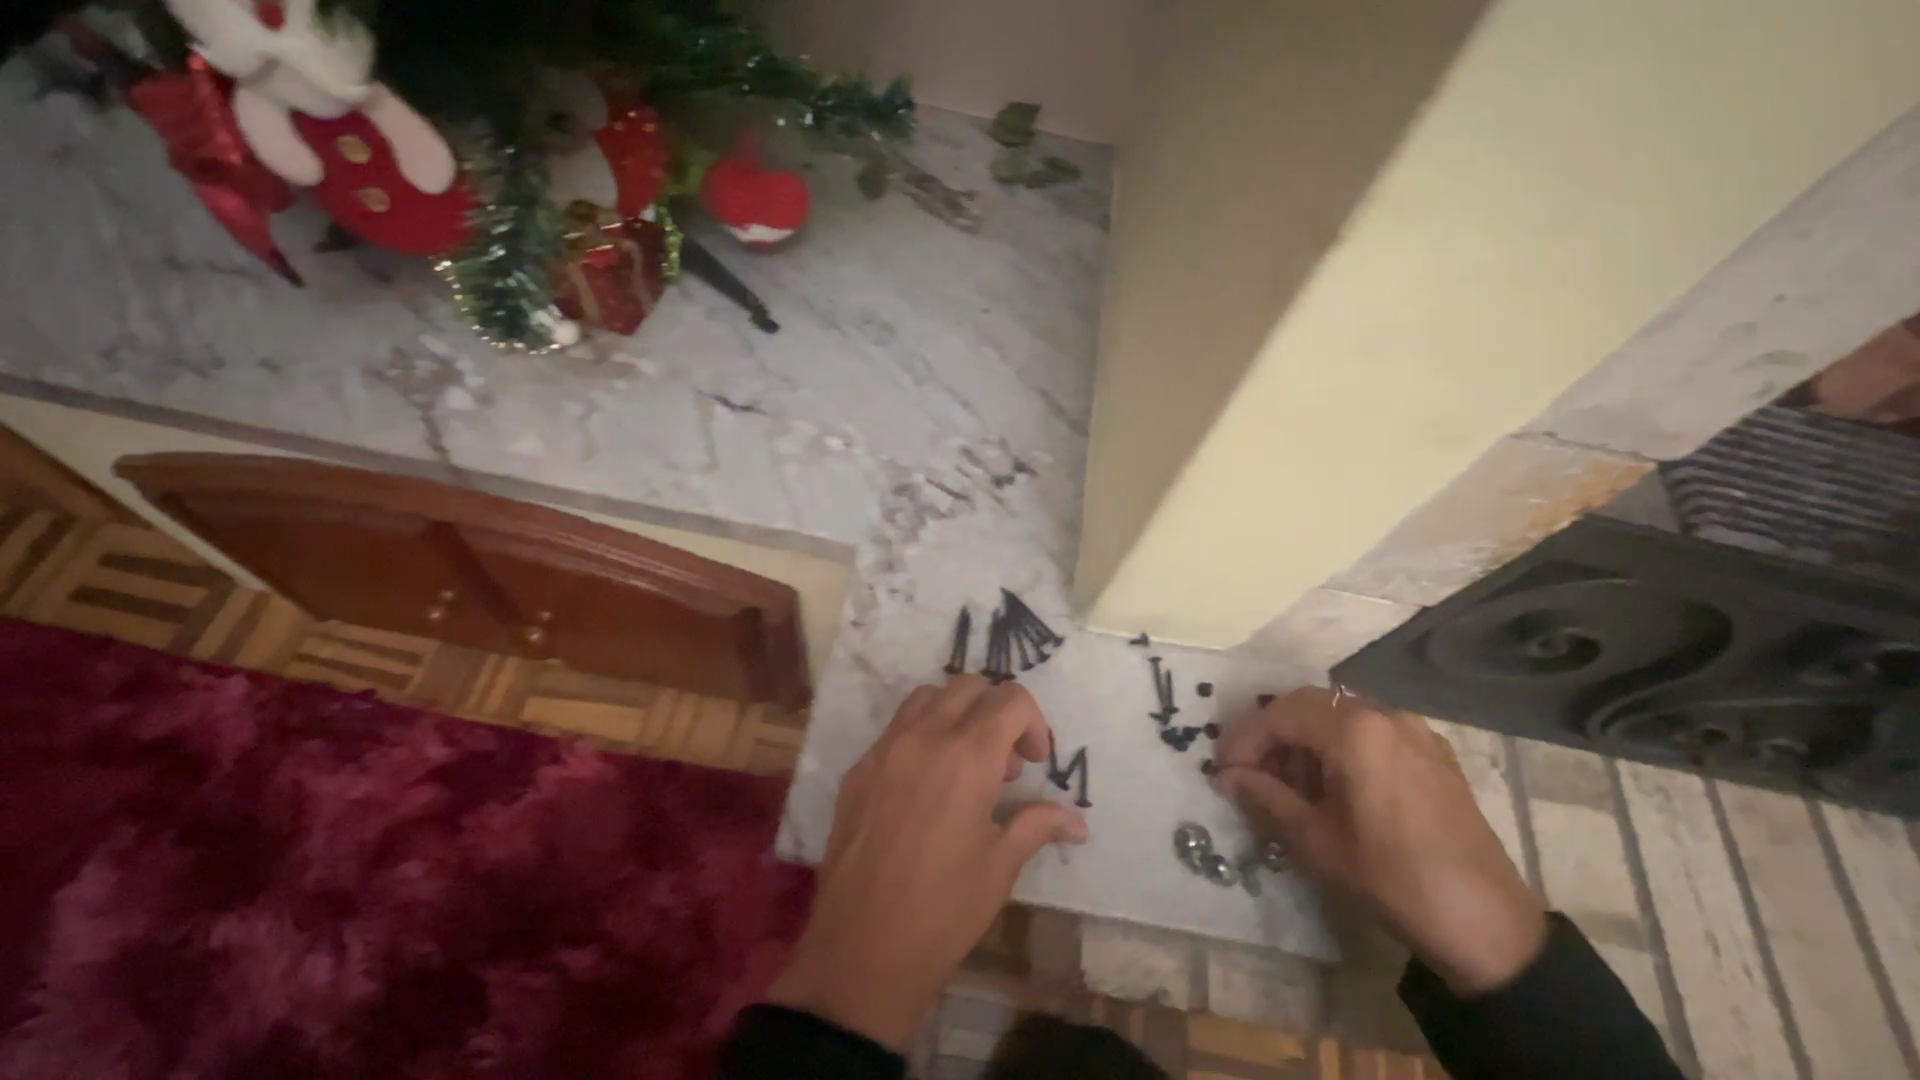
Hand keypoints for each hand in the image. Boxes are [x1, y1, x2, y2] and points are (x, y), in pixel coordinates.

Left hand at [768, 677, 1088, 1049]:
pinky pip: (894, 731)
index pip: (1010, 699)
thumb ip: (1036, 825)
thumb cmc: (944, 911)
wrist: (862, 950)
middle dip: (997, 713)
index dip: (1033, 723)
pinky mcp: (856, 772)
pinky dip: (920, 737)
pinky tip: (925, 789)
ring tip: (965, 766)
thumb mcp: (1000, 867)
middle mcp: (923, 739)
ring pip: (926, 699)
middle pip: (968, 687)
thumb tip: (1077, 821)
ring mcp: (883, 751)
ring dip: (956, 716)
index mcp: (967, 757)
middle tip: (1005, 765)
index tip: (1034, 763)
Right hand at [1213, 688, 1545, 995]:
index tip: (1222, 771)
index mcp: (1355, 732)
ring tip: (1286, 782)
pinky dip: (1341, 746)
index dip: (1244, 739)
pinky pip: (1373, 732)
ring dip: (1306, 739)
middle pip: (1310, 705)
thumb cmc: (1391, 879)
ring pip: (1341, 715)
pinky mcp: (1434, 753)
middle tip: (1247, 772)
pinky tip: (1332, 785)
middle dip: (1272, 733)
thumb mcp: (1316, 841)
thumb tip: (1227, 776)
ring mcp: (1416, 731)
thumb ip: (1266, 797)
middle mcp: (1386, 716)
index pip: (1280, 715)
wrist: (1485, 923)